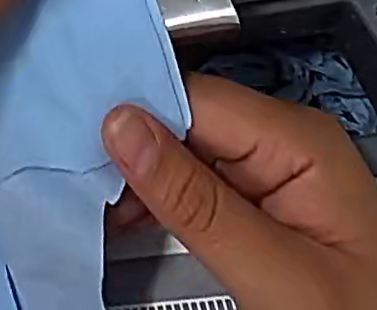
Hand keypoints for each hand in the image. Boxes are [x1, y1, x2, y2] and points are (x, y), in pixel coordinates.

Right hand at [102, 73, 376, 309]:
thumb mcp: (282, 280)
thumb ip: (199, 202)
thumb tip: (122, 125)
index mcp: (297, 139)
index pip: (192, 97)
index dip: (136, 112)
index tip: (83, 130)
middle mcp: (278, 141)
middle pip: (181, 117)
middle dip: (129, 143)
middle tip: (79, 166)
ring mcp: (263, 170)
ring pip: (177, 147)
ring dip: (135, 172)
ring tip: (95, 194)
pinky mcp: (250, 200)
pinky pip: (188, 179)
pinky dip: (153, 195)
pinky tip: (125, 210)